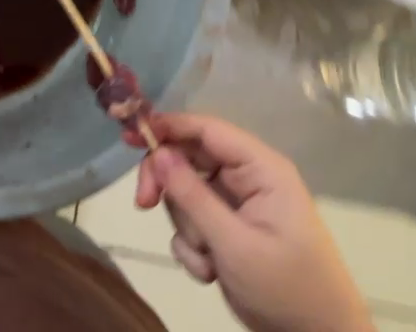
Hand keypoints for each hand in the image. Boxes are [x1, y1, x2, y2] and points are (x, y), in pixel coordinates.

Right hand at [131, 114, 370, 331]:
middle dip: (167, 185)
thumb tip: (156, 151)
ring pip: (186, 192)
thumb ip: (193, 196)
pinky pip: (193, 221)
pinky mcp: (230, 230)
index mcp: (261, 169)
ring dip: (186, 227)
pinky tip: (210, 272)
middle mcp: (249, 179)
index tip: (129, 138)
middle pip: (189, 158)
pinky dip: (193, 246)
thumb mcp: (235, 244)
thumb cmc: (286, 288)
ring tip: (206, 259)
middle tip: (142, 204)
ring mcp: (238, 205)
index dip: (167, 127)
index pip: (206, 129)